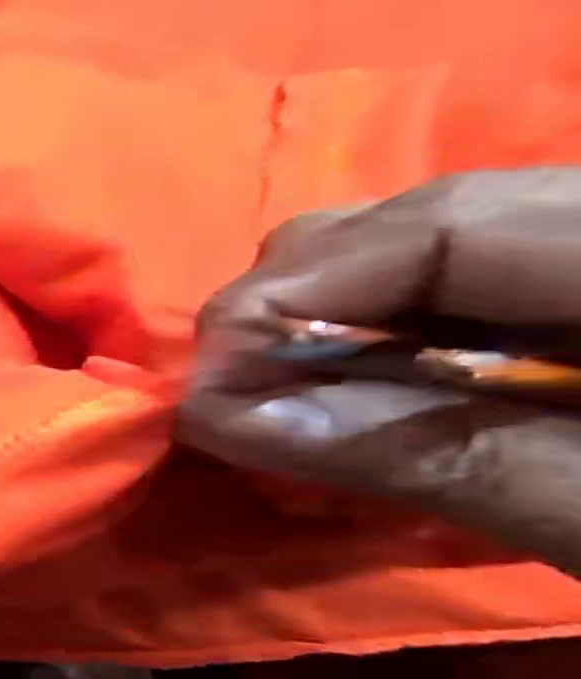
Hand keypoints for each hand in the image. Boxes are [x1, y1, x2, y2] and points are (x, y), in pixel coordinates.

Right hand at [179, 169, 580, 572]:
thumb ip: (437, 456)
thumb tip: (217, 414)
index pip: (446, 222)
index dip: (293, 299)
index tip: (205, 393)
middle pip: (425, 222)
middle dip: (301, 316)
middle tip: (243, 410)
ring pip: (433, 263)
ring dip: (336, 343)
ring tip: (296, 419)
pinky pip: (472, 302)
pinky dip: (394, 359)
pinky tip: (375, 413)